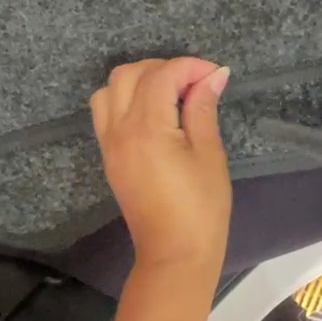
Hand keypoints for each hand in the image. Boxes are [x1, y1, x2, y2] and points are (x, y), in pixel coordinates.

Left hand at [90, 58, 232, 271]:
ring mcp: (109, 144)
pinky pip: (105, 112)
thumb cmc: (201, 209)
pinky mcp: (109, 156)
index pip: (162, 76)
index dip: (191, 67)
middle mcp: (120, 130)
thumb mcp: (209, 155)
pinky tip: (154, 112)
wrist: (174, 253)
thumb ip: (204, 110)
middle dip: (163, 68)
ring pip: (110, 89)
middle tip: (195, 83)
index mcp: (147, 129)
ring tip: (170, 94)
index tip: (216, 74)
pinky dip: (125, 99)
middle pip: (129, 74)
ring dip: (138, 80)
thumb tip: (212, 76)